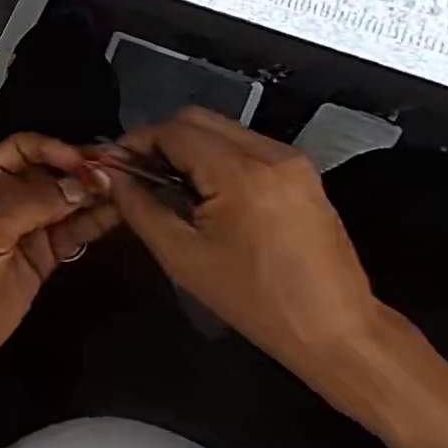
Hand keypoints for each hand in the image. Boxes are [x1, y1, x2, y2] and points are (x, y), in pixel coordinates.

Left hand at [0, 132, 117, 373]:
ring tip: (124, 191)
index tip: (82, 160)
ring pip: (69, 201)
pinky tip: (118, 214)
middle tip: (116, 172)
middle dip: (81, 171)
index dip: (54, 149)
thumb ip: (36, 204)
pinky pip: (75, 230)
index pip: (25, 148)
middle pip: (53, 172)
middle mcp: (11, 195)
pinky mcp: (47, 253)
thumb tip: (84, 184)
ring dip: (94, 195)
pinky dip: (96, 221)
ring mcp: (31, 225)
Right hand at [109, 107, 382, 382]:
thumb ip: (142, 209)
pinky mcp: (303, 170)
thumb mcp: (184, 259)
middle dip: (162, 138)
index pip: (175, 131)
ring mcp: (291, 158)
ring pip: (224, 128)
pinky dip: (218, 155)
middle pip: (199, 119)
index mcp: (240, 173)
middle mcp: (269, 152)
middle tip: (139, 171)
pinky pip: (247, 144)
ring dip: (190, 145)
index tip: (116, 161)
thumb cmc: (254, 301)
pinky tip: (207, 189)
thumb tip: (112, 176)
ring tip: (170, 182)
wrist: (335, 328)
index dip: (138, 140)